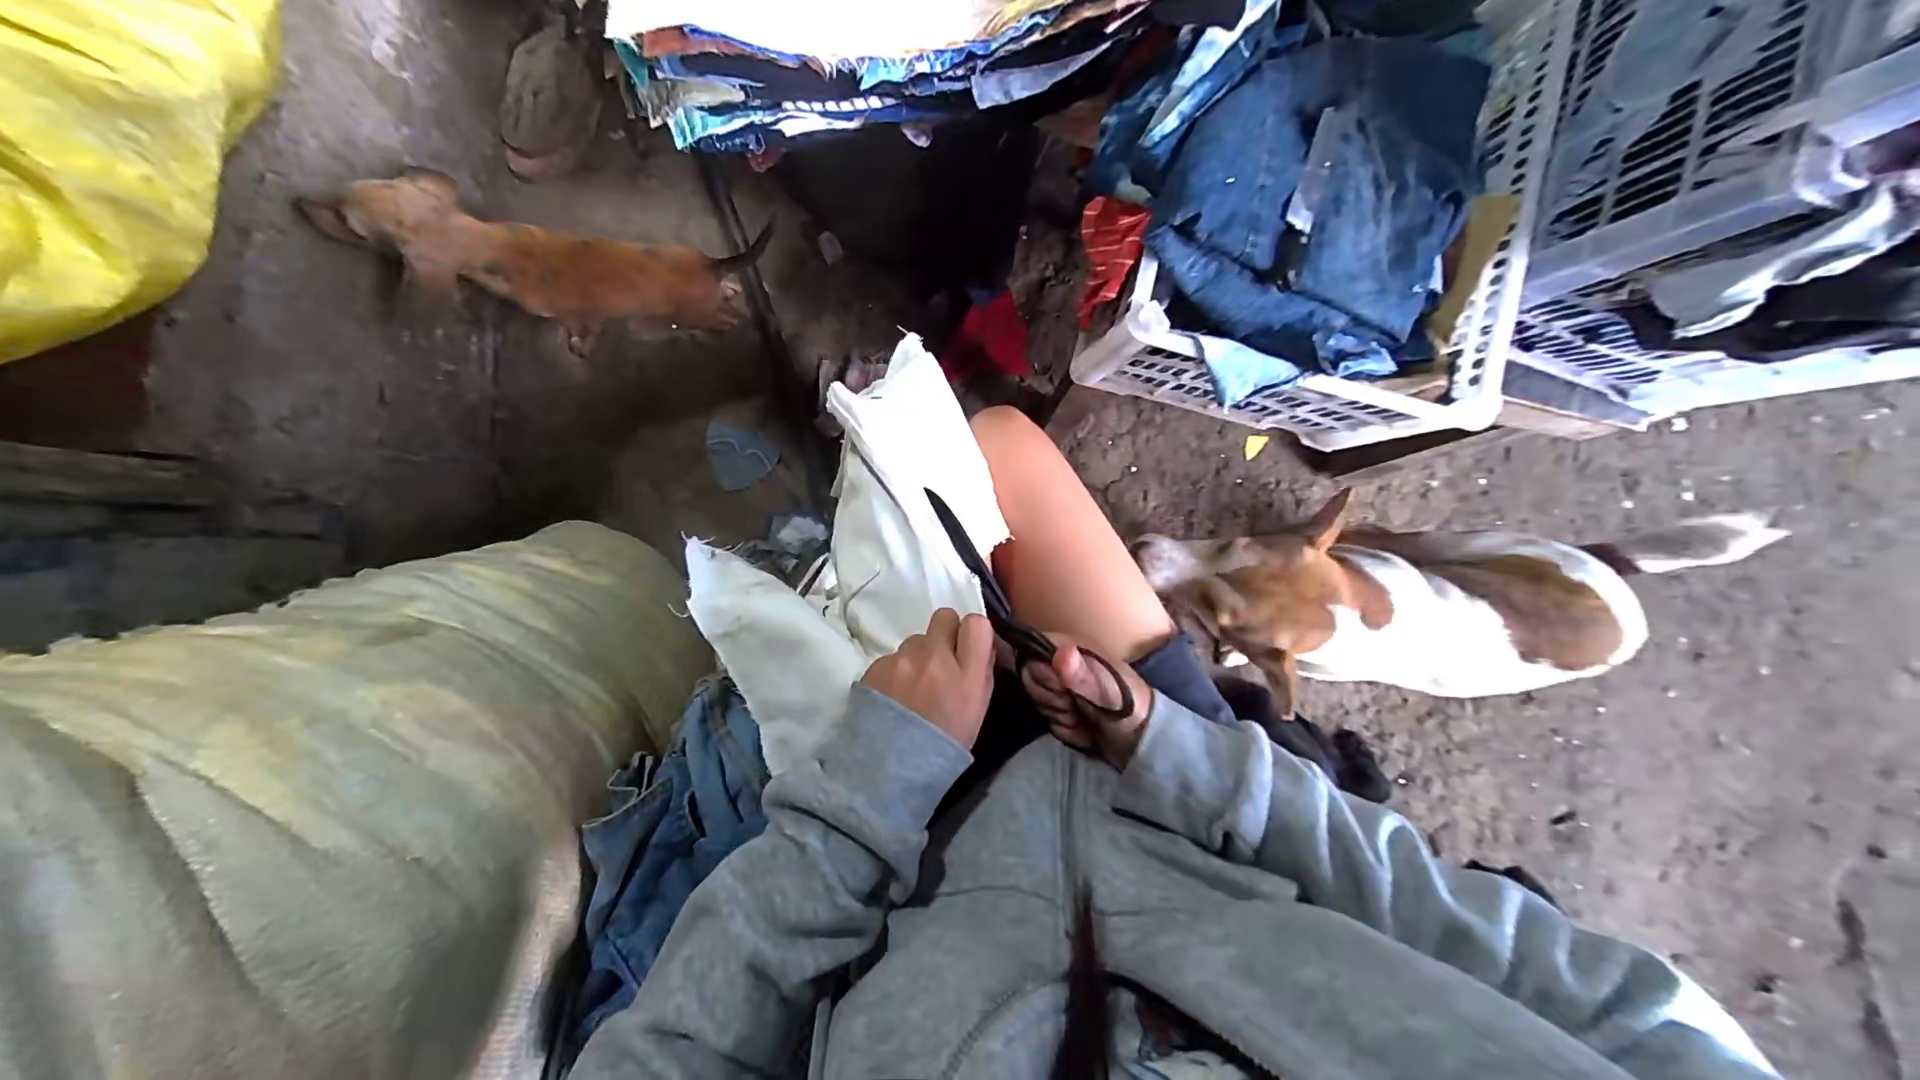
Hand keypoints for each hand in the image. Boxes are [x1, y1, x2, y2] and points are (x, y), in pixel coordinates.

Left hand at [861, 608, 995, 749]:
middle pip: (944, 617)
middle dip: (945, 633)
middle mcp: (934, 658)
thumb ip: (981, 674)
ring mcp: (902, 660)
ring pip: (915, 640)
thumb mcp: (977, 712)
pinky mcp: (876, 666)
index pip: (976, 624)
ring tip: (912, 688)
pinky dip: (895, 671)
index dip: (972, 631)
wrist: (888, 771)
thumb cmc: (943, 745)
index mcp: (966, 675)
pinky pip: (892, 657)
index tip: (968, 646)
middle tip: (941, 659)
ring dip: (918, 655)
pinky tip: (892, 697)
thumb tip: (983, 646)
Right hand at [1019, 634, 1152, 768]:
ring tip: (1084, 719)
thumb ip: (1084, 676)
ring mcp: (1062, 686)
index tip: (1061, 688)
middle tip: (1076, 707)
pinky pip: (1045, 717)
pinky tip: (1082, 729)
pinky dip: (1063, 728)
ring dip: (1059, 716)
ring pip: (1037, 700)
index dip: (1041, 673)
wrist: (1143, 742)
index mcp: (1074, 649)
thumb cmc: (1131, 710)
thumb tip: (1062, 654)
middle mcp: (1064, 663)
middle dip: (1050, 699)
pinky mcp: (1062, 708)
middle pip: (1030, 678)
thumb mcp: (1110, 694)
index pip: (1031, 651)